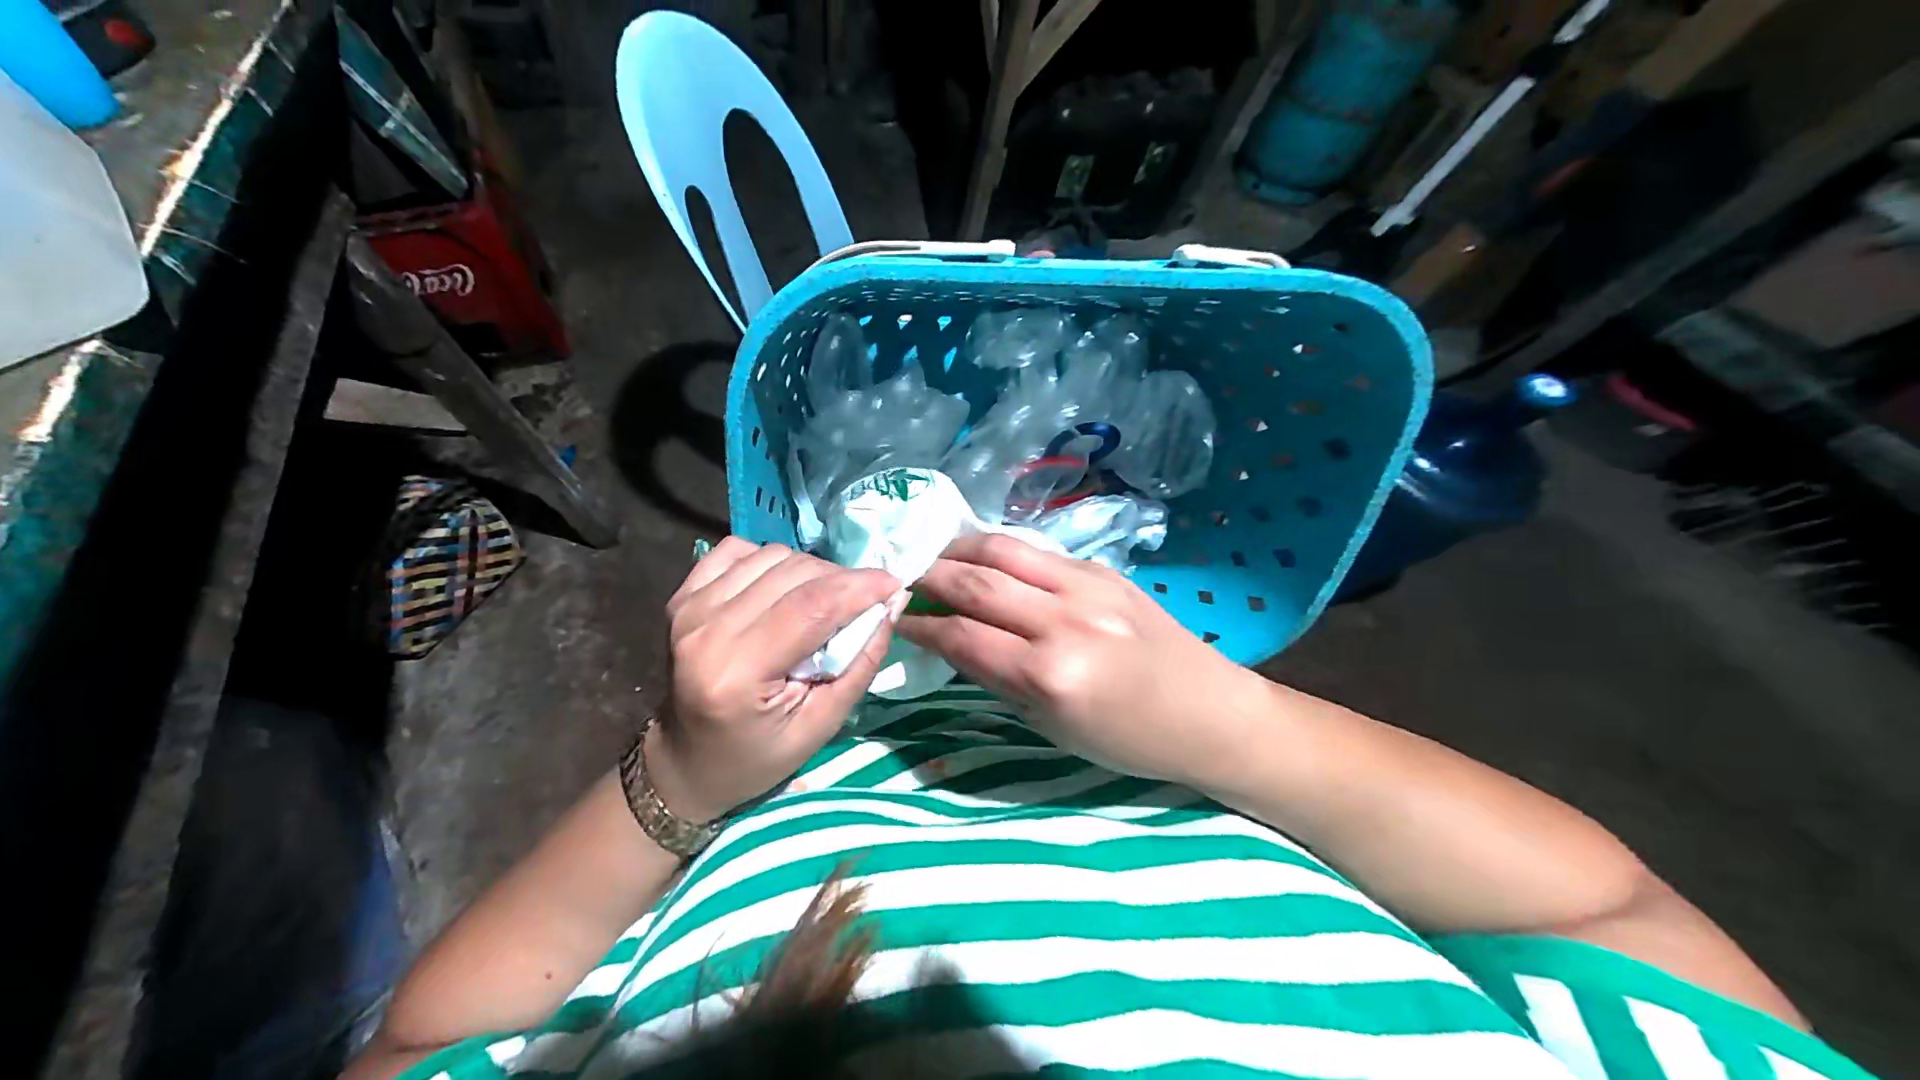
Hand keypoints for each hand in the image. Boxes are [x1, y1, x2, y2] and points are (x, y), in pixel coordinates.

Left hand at [651, 538, 904, 821]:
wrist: (686, 760)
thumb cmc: (757, 754)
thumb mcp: (821, 724)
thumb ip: (860, 662)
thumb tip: (893, 602)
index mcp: (737, 672)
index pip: (811, 606)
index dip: (860, 587)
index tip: (895, 584)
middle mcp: (706, 629)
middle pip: (795, 573)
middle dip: (843, 580)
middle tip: (862, 605)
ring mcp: (689, 606)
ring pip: (773, 555)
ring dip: (811, 571)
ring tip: (822, 603)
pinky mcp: (682, 594)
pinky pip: (741, 550)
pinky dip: (772, 561)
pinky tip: (781, 590)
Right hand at [897, 535, 1270, 783]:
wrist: (1209, 713)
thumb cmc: (1128, 741)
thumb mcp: (1051, 727)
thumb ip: (997, 679)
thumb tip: (952, 642)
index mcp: (1049, 674)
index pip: (960, 636)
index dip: (918, 626)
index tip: (895, 621)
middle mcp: (1064, 619)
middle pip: (973, 582)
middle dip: (927, 577)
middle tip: (902, 580)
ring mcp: (1088, 585)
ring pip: (1003, 549)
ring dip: (959, 550)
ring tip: (937, 559)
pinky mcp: (1104, 570)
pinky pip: (1038, 552)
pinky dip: (1001, 553)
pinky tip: (987, 561)